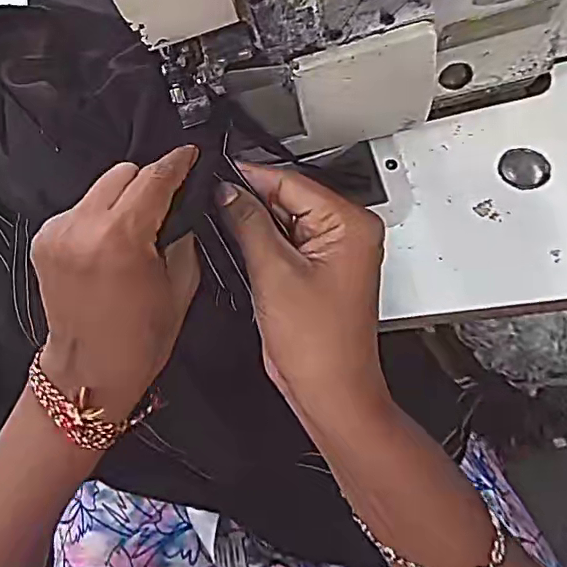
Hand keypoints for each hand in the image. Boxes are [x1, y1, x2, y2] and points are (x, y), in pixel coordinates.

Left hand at [31, 145, 200, 421]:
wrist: (89, 371)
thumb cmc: (137, 340)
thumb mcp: (181, 284)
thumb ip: (182, 232)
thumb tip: (182, 200)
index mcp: (121, 239)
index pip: (154, 177)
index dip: (177, 162)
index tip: (188, 156)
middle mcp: (83, 229)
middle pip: (124, 171)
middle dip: (148, 181)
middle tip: (164, 201)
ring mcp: (58, 233)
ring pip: (100, 185)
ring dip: (122, 197)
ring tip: (135, 227)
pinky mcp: (44, 239)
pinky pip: (81, 206)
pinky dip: (99, 215)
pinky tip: (110, 241)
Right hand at [216, 161, 386, 415]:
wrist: (329, 391)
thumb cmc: (321, 346)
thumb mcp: (274, 272)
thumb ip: (248, 223)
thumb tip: (229, 192)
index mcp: (350, 224)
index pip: (293, 182)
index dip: (251, 177)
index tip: (220, 175)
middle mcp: (348, 233)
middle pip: (289, 198)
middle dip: (251, 201)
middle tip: (215, 203)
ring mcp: (334, 251)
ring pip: (284, 220)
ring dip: (255, 224)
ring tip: (228, 231)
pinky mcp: (319, 268)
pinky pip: (287, 241)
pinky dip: (263, 244)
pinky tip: (244, 251)